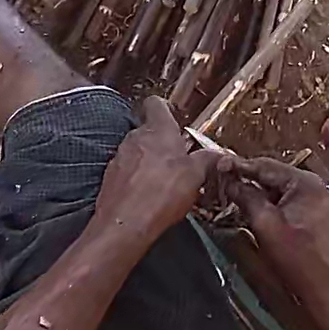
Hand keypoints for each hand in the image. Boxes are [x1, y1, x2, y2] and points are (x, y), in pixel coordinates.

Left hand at [92, 97, 216, 246]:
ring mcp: (119, 157)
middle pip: (149, 130)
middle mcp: (135, 138)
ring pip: (137, 151)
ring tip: (164, 182)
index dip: (166, 108)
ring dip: (149, 161)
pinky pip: (126, 171)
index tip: (175, 118)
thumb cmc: (161, 193)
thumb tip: (219, 155)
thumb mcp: (196, 175)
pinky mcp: (109, 178)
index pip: (156, 103)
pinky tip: (148, 196)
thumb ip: (208, 160)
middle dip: (163, 143)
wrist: (123, 226)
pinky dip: (136, 179)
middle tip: (179, 160)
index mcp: (158, 130)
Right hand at [220, 157, 328, 324]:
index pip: (267, 165)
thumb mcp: (266, 225)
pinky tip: (260, 216)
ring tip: (237, 200)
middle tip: (225, 185)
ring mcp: (322, 203)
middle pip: (276, 177)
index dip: (241, 167)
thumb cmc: (298, 259)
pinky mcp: (321, 220)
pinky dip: (275, 207)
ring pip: (283, 192)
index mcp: (306, 182)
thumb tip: (231, 182)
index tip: (220, 167)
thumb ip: (247, 198)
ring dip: (261, 196)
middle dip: (250, 182)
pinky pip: (292, 205)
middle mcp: (317, 187)